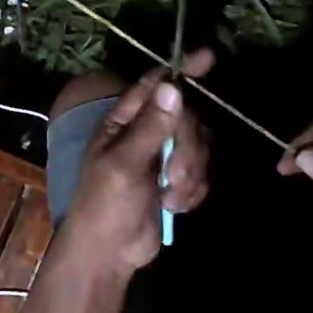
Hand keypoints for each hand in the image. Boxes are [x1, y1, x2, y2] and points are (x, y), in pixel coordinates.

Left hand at [60, 50, 213, 275]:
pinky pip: (202, 172)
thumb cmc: (104, 206)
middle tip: (174, 176)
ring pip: (199, 146)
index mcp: (124, 122)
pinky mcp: (176, 181)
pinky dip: (194, 191)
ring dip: (191, 174)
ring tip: (172, 198)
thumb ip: (150, 128)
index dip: (181, 70)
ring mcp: (163, 157)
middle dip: (188, 149)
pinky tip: (176, 207)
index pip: (155, 85)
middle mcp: (145, 133)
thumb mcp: (123, 166)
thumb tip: (173, 87)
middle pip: (186, 118)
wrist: (108, 255)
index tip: (208, 57)